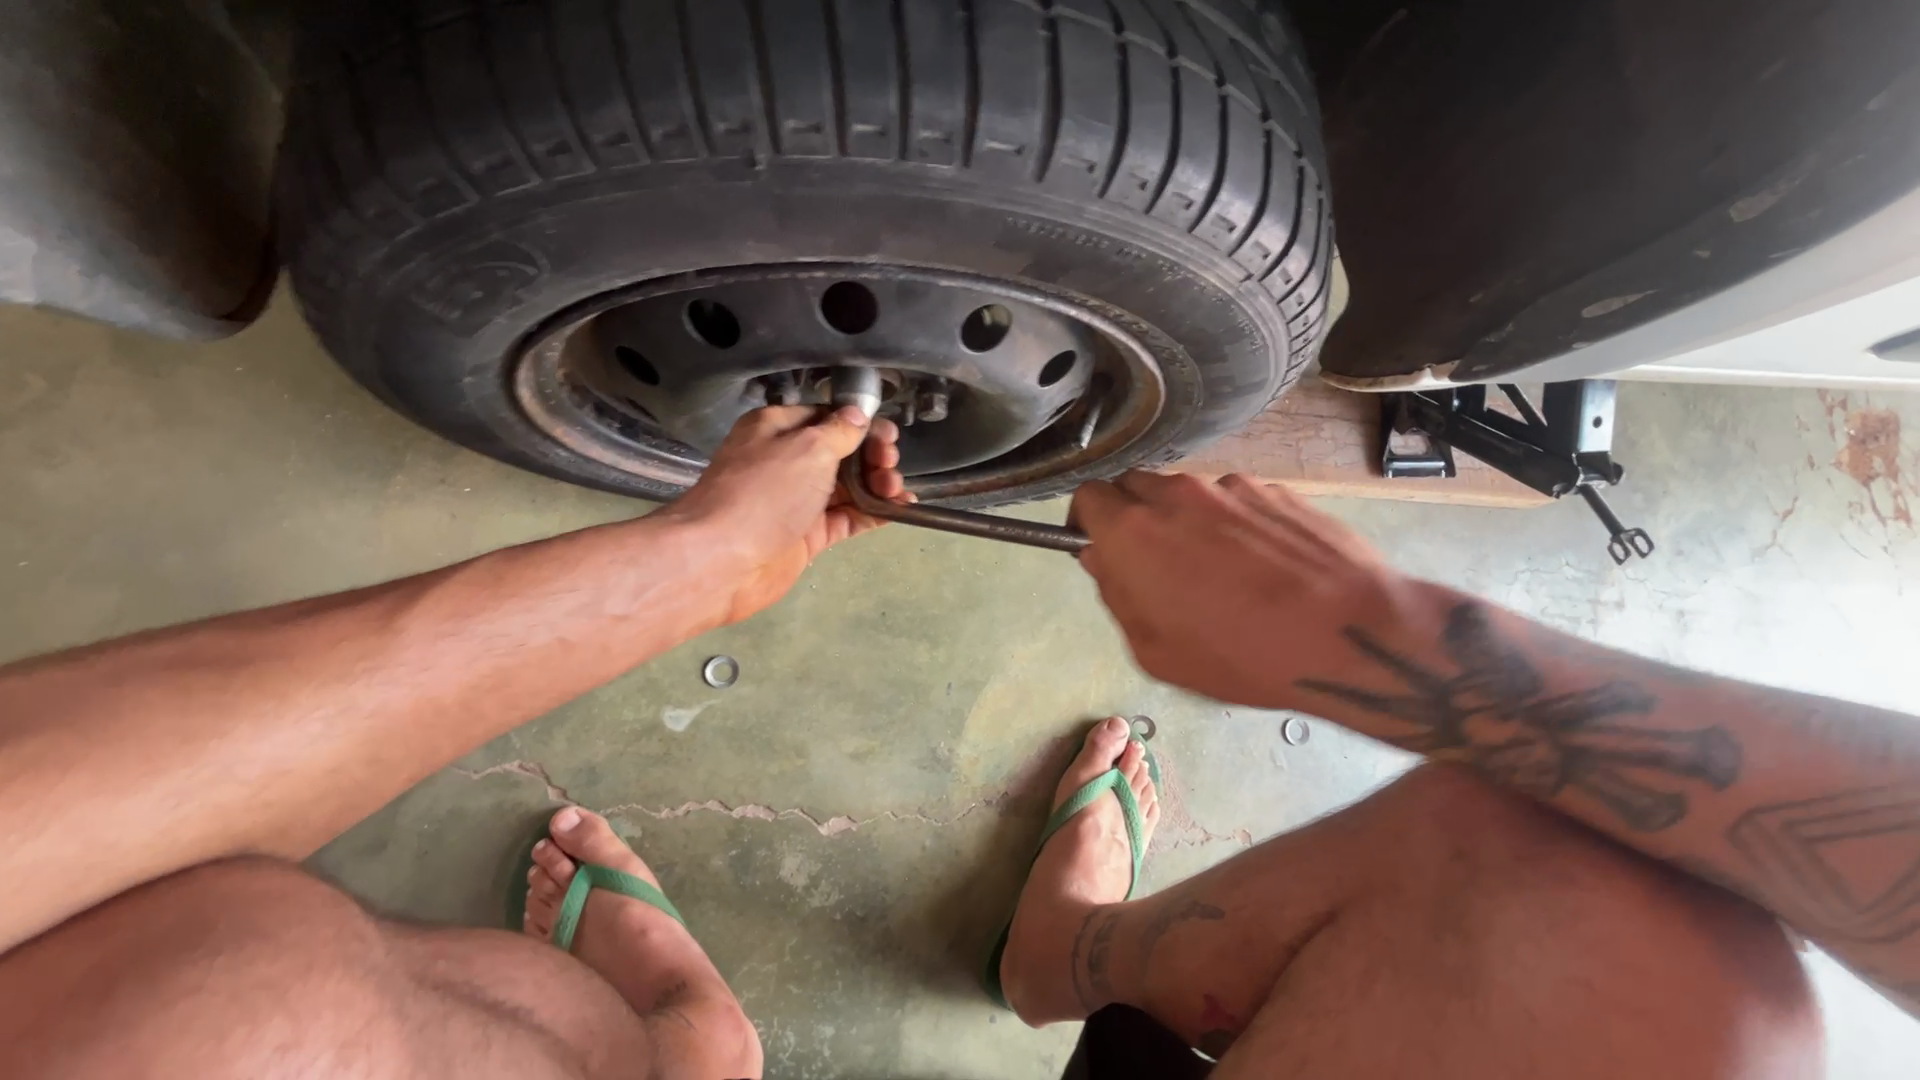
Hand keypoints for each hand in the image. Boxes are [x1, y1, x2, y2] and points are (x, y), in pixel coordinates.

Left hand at [659, 406, 910, 622]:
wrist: (723, 560)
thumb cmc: (764, 493)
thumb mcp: (807, 448)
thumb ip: (840, 431)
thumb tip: (857, 416)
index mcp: (776, 429)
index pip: (825, 417)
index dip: (859, 424)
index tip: (888, 435)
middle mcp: (786, 461)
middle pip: (841, 452)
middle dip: (872, 455)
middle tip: (890, 461)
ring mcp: (798, 501)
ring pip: (848, 486)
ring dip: (877, 483)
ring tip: (896, 489)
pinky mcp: (808, 535)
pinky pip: (848, 517)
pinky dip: (875, 512)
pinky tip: (901, 508)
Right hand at [1071, 472, 1439, 708]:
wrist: (1346, 633)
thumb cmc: (1238, 653)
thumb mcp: (1153, 650)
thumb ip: (1115, 594)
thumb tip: (1101, 558)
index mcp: (1133, 531)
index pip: (1087, 496)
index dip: (1086, 521)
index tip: (1098, 547)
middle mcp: (1176, 494)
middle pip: (1133, 486)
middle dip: (1130, 515)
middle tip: (1151, 560)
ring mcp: (1229, 487)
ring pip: (1184, 491)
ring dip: (1182, 518)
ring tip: (1215, 566)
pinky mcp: (1275, 489)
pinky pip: (1233, 499)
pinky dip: (1230, 521)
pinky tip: (1258, 563)